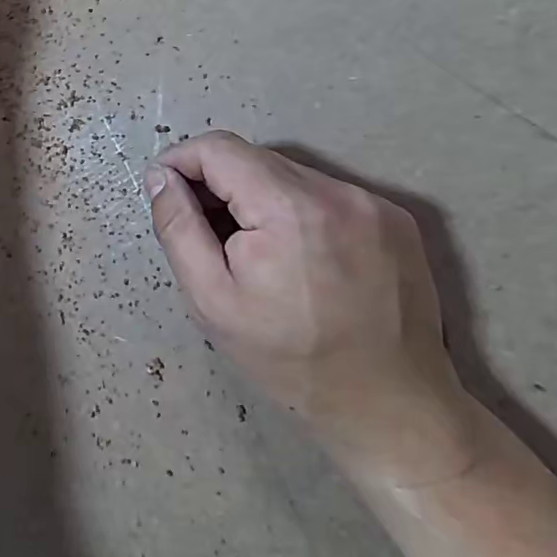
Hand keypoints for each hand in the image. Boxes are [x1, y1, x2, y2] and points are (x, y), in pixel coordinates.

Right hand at [147, 131, 476, 485]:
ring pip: (289, 174)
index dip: (181, 160)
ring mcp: (374, 202)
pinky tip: (296, 256)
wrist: (392, 408)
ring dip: (256, 196)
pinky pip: (325, 193)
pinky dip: (296, 209)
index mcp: (289, 208)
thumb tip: (160, 176)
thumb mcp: (211, 300)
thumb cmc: (289, 359)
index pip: (219, 148)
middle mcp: (337, 191)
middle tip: (203, 231)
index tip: (164, 190)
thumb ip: (178, 228)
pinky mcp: (396, 219)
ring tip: (250, 250)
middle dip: (217, 183)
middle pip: (255, 158)